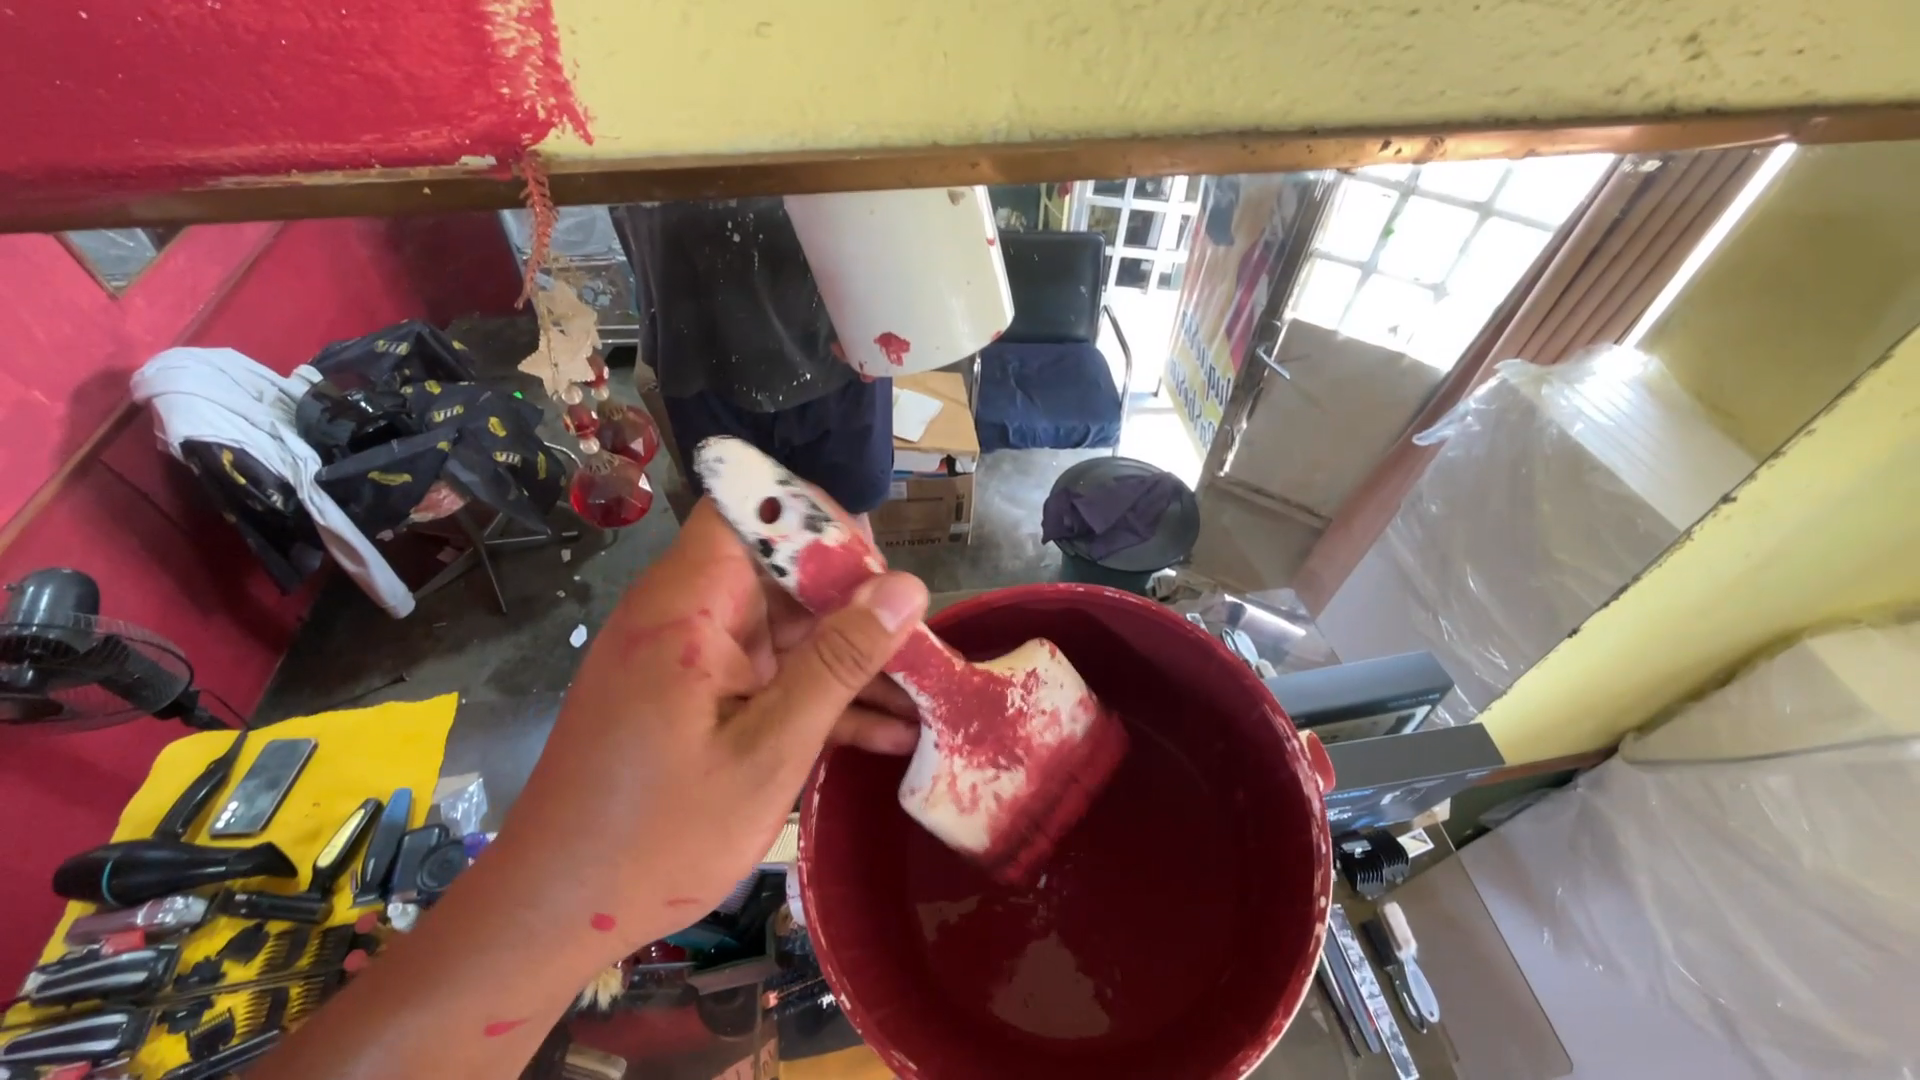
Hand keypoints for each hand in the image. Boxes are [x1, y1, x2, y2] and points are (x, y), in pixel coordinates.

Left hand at [484, 499, 928, 968]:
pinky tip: (884, 734)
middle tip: (919, 646)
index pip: (749, 510)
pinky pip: (767, 675)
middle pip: (779, 572)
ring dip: (847, 660)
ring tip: (923, 695)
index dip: (816, 521)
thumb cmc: (659, 836)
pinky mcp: (696, 699)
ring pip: (784, 629)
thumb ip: (839, 663)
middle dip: (854, 604)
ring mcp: (691, 659)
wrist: (555, 915)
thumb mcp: (770, 750)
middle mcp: (686, 615)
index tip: (878, 571)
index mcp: (688, 605)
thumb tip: (908, 588)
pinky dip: (817, 698)